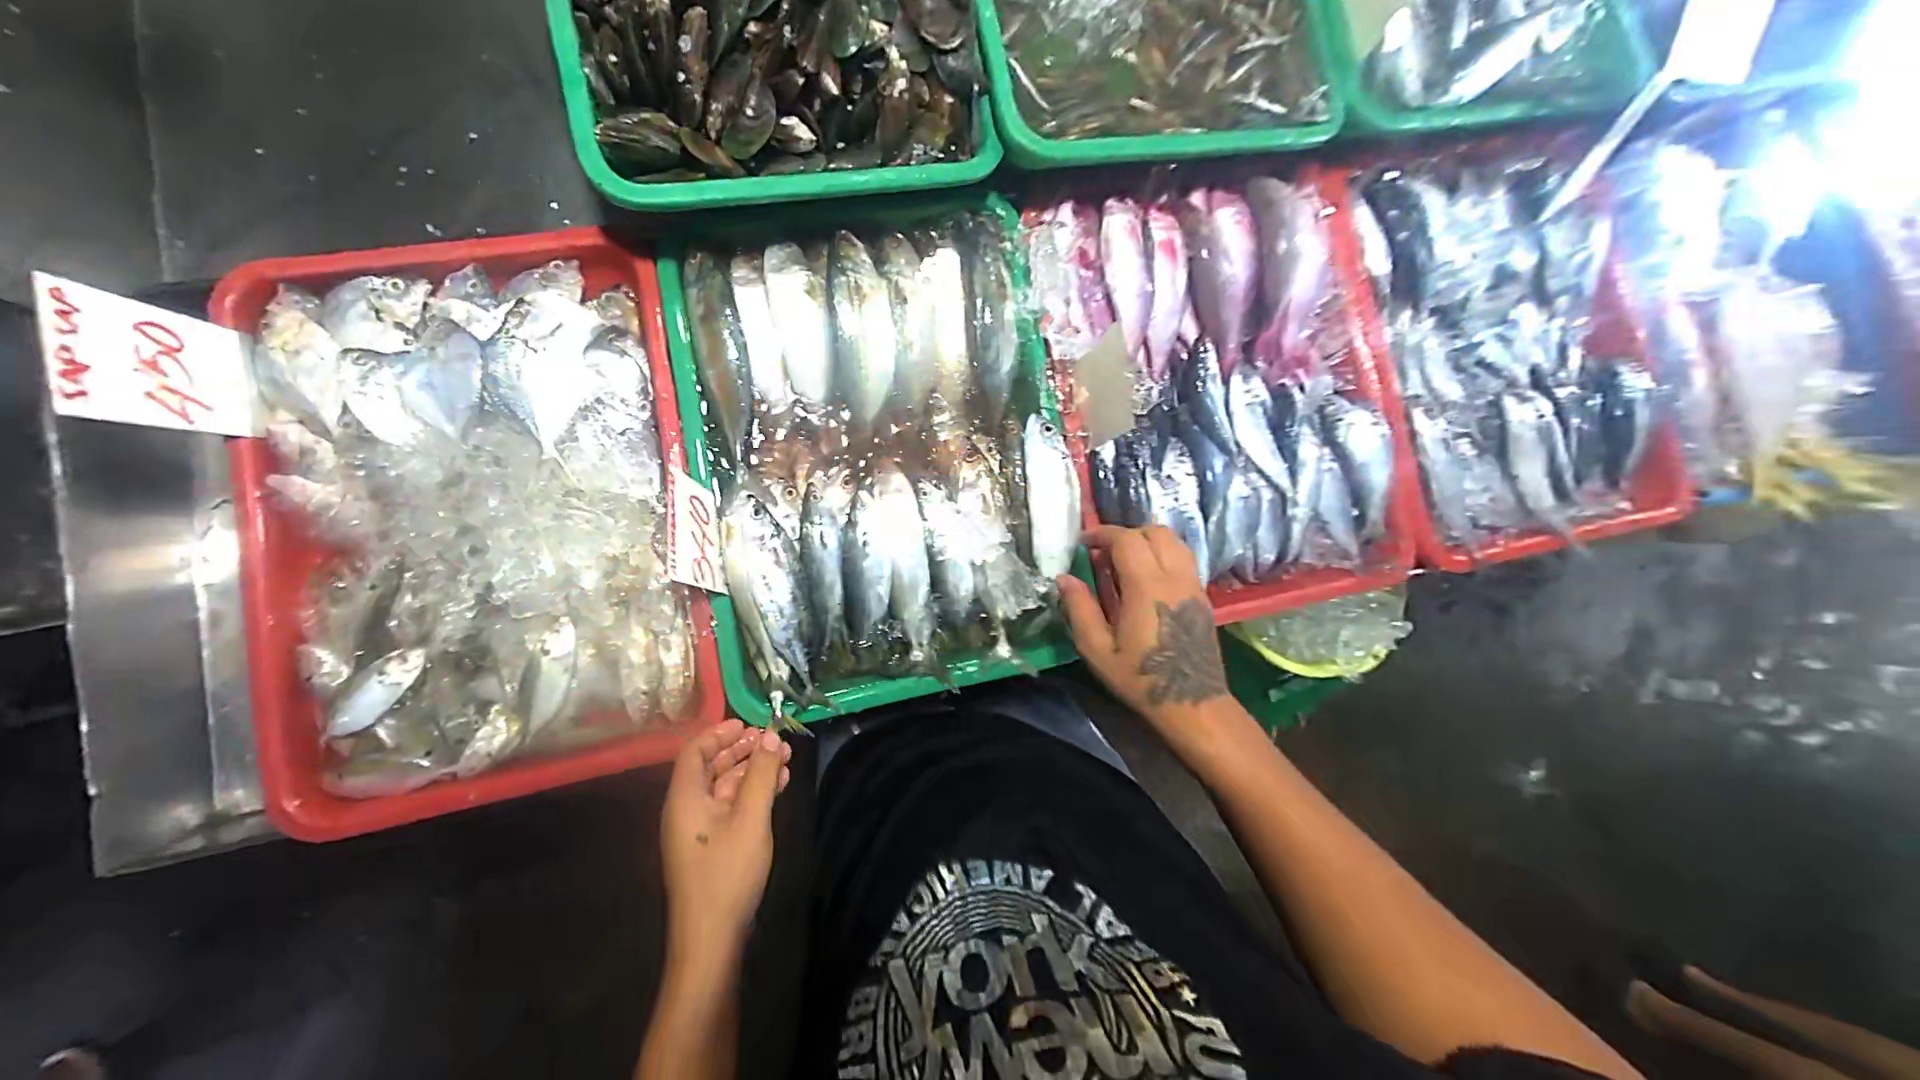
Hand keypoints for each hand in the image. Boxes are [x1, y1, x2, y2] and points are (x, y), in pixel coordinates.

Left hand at [660, 718, 791, 959]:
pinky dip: (753, 793)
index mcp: (685, 798)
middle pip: (711, 766)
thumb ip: (761, 774)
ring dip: (753, 770)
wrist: (712, 938)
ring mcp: (699, 829)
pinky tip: (778, 788)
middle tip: (776, 740)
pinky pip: (731, 806)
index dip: (721, 733)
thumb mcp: (751, 818)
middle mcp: (687, 809)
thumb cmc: (727, 872)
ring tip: (785, 761)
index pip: (695, 751)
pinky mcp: (712, 845)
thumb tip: (771, 735)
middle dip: (744, 750)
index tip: (751, 724)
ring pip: (725, 786)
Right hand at [1058, 526, 1250, 765]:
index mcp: (1147, 586)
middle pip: (1155, 531)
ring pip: (1174, 541)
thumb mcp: (1098, 649)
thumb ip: (1080, 609)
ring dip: (1147, 541)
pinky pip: (1184, 558)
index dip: (1102, 534)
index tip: (1083, 544)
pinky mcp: (1202, 597)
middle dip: (1126, 534)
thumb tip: (1064, 578)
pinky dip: (1162, 554)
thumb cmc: (1140, 679)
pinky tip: (1145, 579)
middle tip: (1103, 552)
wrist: (1192, 704)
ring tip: (1125, 562)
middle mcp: (1175, 577)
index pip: (1127, 540)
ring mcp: (1193, 585)